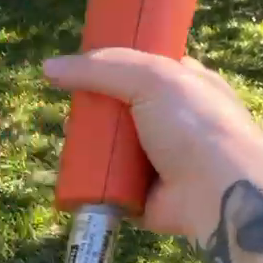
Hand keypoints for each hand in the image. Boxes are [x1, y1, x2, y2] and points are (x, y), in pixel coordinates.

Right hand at [42, 48, 262, 262]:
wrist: (213, 191)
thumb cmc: (195, 127)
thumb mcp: (153, 80)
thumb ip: (103, 69)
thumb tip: (49, 68)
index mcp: (183, 86)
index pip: (141, 71)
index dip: (113, 69)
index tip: (82, 71)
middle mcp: (168, 122)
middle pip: (118, 112)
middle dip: (94, 113)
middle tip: (70, 113)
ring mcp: (153, 160)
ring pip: (108, 149)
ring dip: (87, 149)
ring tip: (66, 145)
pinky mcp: (137, 194)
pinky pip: (104, 184)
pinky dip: (88, 182)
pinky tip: (70, 176)